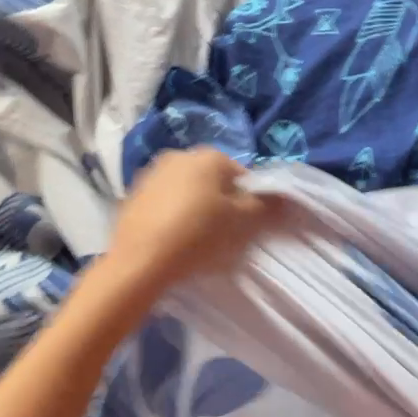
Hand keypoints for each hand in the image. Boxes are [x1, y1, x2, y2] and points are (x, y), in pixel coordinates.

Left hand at [106, 149, 282, 294]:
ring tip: (195, 242)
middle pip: (212, 181)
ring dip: (194, 209)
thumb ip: (266, 207)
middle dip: (219, 204)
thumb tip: (284, 197)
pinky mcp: (132, 194)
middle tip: (221, 236)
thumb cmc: (198, 235)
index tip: (244, 228)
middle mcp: (180, 154)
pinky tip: (172, 241)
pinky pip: (163, 203)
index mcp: (209, 155)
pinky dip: (170, 216)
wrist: (139, 262)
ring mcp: (152, 173)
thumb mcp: (242, 223)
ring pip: (186, 190)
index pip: (241, 176)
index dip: (248, 203)